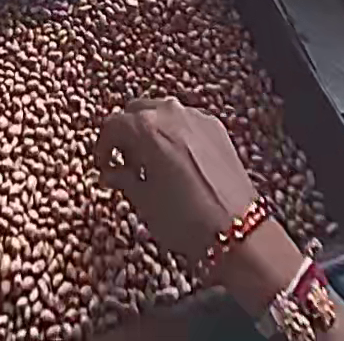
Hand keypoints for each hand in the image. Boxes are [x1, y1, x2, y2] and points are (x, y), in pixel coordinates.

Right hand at [92, 97, 258, 261]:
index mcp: (146, 127)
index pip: (113, 125)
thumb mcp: (145, 202)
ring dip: (151, 130)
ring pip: (161, 112)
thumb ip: (123, 178)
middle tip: (126, 162)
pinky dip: (176, 133)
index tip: (104, 163)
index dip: (104, 145)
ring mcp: (194, 116)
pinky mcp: (214, 125)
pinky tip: (179, 161)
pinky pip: (185, 120)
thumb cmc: (187, 220)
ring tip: (153, 162)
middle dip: (127, 133)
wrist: (240, 233)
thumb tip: (111, 172)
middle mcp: (169, 112)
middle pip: (136, 111)